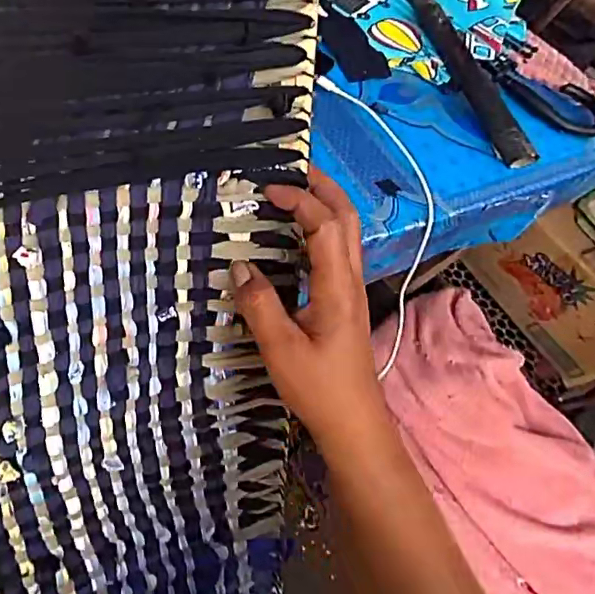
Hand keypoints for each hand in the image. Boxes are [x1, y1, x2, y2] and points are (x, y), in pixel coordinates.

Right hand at [229, 170, 386, 450]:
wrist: (355, 424)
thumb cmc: (320, 388)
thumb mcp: (280, 349)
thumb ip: (260, 305)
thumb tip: (240, 266)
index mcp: (338, 286)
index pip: (325, 225)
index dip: (300, 200)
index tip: (268, 190)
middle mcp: (351, 280)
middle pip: (348, 218)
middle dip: (324, 186)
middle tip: (293, 169)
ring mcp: (352, 289)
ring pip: (347, 232)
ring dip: (325, 204)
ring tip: (295, 191)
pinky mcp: (345, 300)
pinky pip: (339, 249)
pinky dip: (321, 227)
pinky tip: (298, 235)